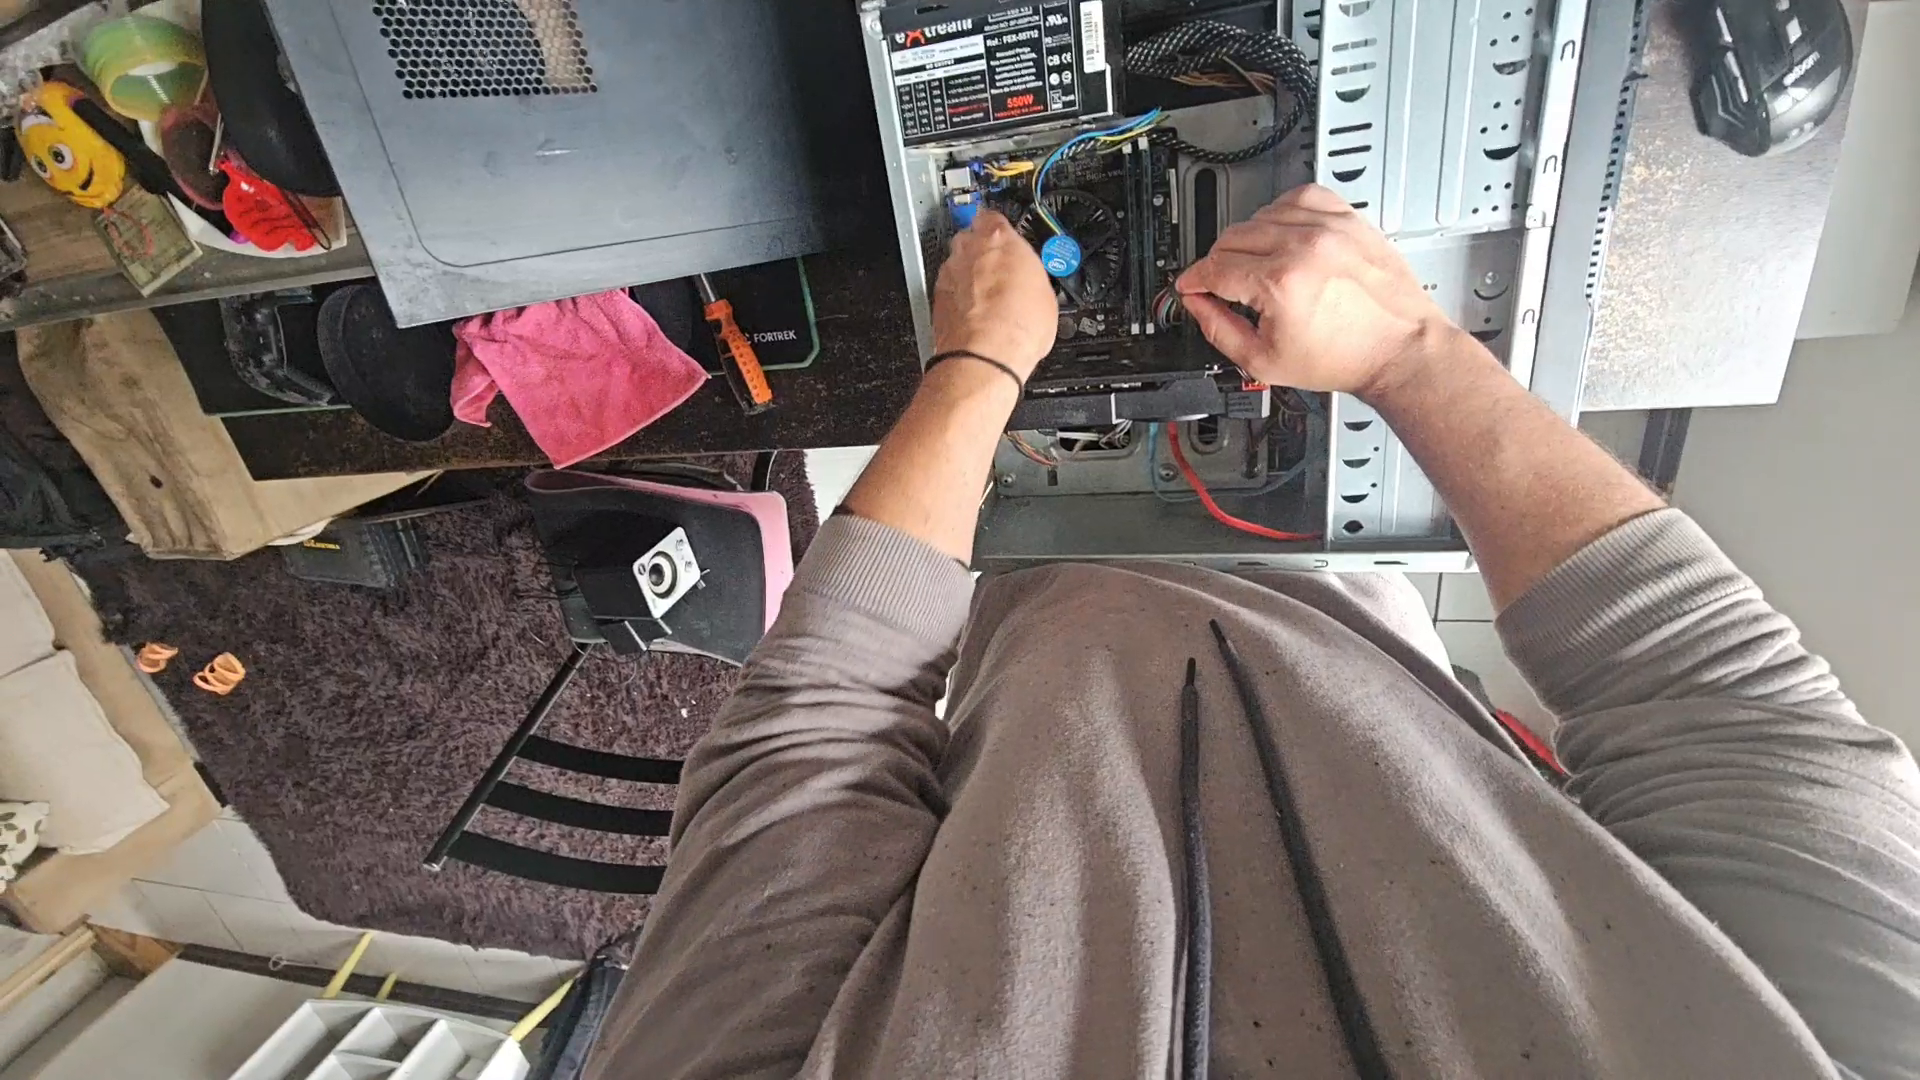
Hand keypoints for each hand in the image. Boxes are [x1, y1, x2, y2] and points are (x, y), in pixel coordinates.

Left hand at [932, 210, 1058, 380]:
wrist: (986, 355)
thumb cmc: (1017, 325)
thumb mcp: (1046, 295)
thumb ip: (1031, 277)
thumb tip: (1034, 287)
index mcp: (999, 237)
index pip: (994, 216)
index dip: (1001, 231)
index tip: (1008, 239)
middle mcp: (968, 249)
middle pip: (971, 239)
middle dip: (982, 254)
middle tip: (1000, 274)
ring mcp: (949, 274)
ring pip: (957, 266)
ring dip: (968, 278)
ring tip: (987, 301)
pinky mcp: (936, 300)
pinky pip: (949, 292)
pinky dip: (958, 300)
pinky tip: (974, 317)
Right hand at [1175, 184, 1465, 399]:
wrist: (1397, 348)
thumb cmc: (1343, 357)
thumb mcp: (1262, 361)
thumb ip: (1218, 329)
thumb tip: (1197, 304)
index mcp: (1279, 283)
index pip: (1214, 268)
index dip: (1192, 280)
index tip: (1189, 287)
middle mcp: (1303, 247)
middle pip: (1231, 238)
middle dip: (1215, 263)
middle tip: (1219, 284)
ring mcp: (1328, 227)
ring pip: (1259, 214)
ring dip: (1245, 238)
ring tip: (1251, 264)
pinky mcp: (1348, 219)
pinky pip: (1299, 196)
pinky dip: (1280, 212)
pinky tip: (1280, 234)